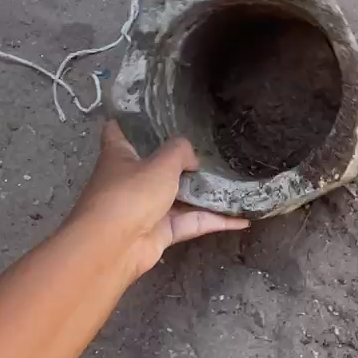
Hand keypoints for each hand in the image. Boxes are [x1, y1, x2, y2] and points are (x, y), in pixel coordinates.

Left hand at [67, 121, 249, 277]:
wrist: (114, 247)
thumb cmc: (130, 195)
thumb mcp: (160, 163)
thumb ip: (180, 152)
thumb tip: (192, 159)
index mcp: (119, 156)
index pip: (117, 132)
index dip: (128, 120)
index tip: (145, 111)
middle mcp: (131, 180)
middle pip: (157, 166)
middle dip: (181, 160)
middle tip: (211, 148)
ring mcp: (147, 208)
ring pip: (180, 197)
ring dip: (204, 194)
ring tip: (235, 183)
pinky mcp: (161, 232)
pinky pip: (192, 222)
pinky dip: (215, 221)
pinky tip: (242, 220)